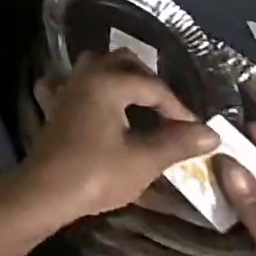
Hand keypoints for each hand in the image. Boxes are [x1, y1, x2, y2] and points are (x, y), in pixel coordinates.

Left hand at [20, 51, 219, 221]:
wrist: (44, 194)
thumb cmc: (95, 174)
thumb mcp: (143, 161)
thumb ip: (177, 143)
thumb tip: (211, 133)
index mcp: (108, 82)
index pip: (153, 86)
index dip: (178, 107)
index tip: (195, 131)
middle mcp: (86, 76)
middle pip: (123, 62)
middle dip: (149, 80)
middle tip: (167, 109)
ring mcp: (67, 88)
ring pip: (95, 64)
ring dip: (118, 75)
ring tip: (136, 97)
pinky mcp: (54, 106)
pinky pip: (67, 83)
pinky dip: (82, 85)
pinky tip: (89, 99)